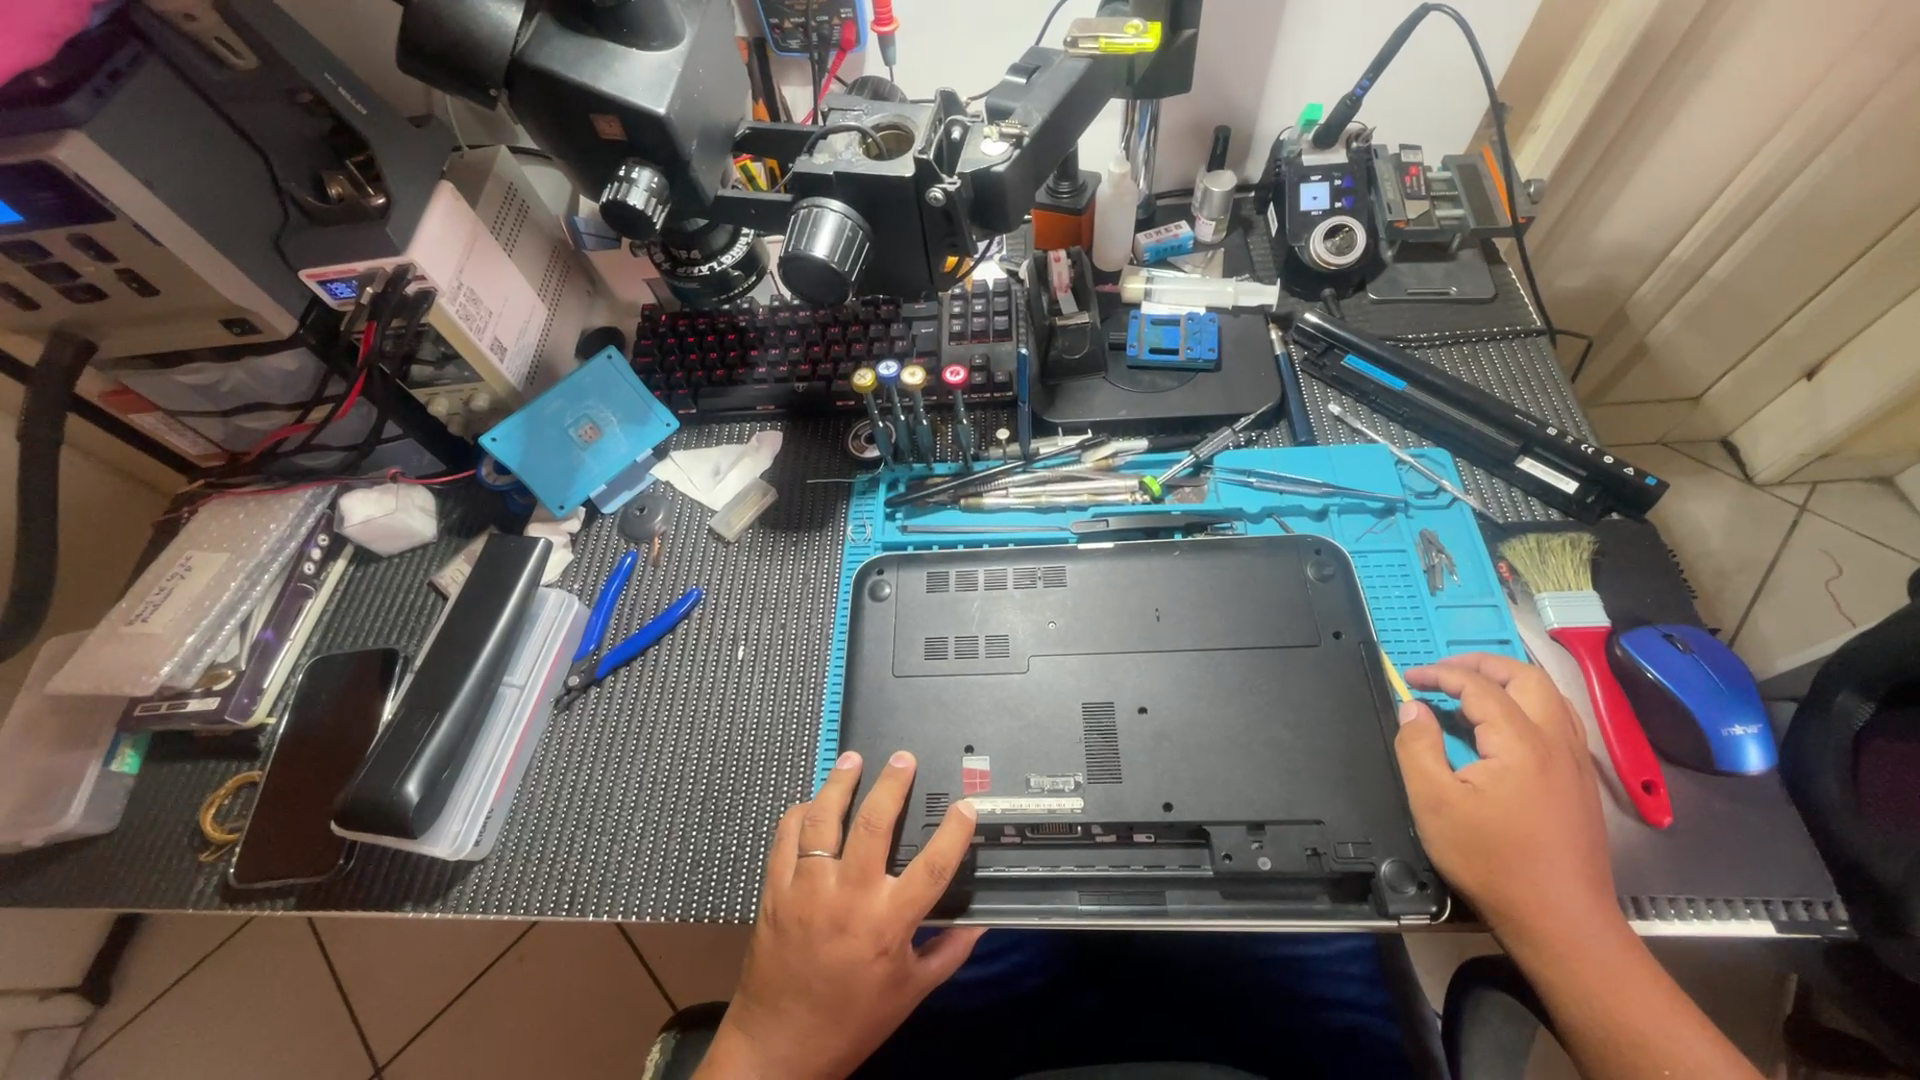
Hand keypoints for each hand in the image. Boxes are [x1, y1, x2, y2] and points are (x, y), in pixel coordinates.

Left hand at [696, 750, 983, 1079]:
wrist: (780, 1047)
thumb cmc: (852, 1021)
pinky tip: (810, 801)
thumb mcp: (911, 991)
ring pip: (821, 821)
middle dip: (890, 784)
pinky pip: (784, 839)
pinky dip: (798, 814)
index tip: (967, 805)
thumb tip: (982, 923)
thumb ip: (949, 951)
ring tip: (852, 759)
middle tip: (902, 758)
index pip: (932, 867)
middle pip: (872, 826)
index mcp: (888, 924)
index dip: (953, 833)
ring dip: (838, 785)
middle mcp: (847, 898)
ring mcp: (806, 890)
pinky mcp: (774, 892)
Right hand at [1395, 653, 1617, 951]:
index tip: (1410, 678)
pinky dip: (1530, 704)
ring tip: (1474, 688)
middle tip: (1445, 669)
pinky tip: (1508, 724)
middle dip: (1483, 664)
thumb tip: (1413, 708)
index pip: (1479, 687)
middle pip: (1527, 677)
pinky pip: (1561, 721)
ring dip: (1510, 681)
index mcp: (1520, 742)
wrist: (1560, 918)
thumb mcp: (1433, 804)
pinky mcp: (1582, 781)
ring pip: (1551, 696)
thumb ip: (1417, 747)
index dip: (1441, 674)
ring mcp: (1576, 761)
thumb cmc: (1491, 861)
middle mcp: (1556, 741)